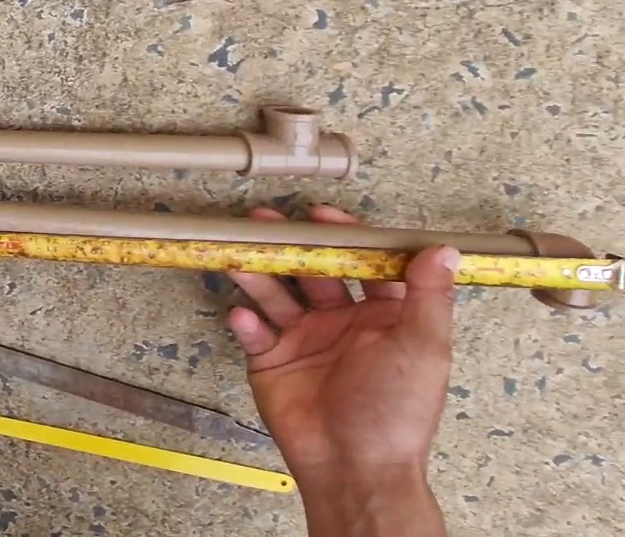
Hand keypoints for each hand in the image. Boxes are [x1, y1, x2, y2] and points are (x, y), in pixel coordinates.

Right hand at [226, 205, 457, 536]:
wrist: (352, 464)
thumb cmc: (395, 411)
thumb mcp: (420, 349)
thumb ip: (427, 298)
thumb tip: (441, 251)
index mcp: (380, 319)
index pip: (363, 266)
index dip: (344, 238)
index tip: (323, 216)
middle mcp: (338, 322)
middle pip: (308, 272)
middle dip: (285, 246)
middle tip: (261, 223)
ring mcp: (300, 337)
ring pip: (272, 292)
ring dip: (255, 275)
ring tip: (238, 260)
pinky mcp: (268, 355)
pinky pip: (250, 329)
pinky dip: (244, 321)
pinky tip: (245, 319)